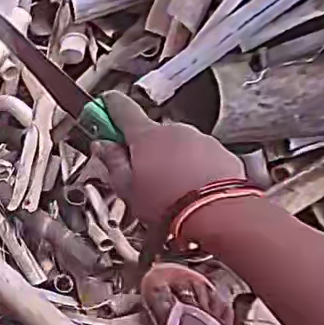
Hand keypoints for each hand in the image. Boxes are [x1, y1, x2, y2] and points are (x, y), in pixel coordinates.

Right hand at [93, 90, 246, 227]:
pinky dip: (193, 169)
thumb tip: (104, 147)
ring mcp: (200, 140)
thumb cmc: (169, 205)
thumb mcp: (127, 187)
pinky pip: (200, 157)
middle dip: (142, 149)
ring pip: (176, 146)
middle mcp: (174, 131)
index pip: (121, 109)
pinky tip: (189, 191)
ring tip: (166, 191)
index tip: (102, 111)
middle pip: (150, 132)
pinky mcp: (221, 154)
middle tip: (136, 174)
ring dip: (169, 161)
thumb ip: (113, 162)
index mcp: (146, 135)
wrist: (218, 216)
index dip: (108, 108)